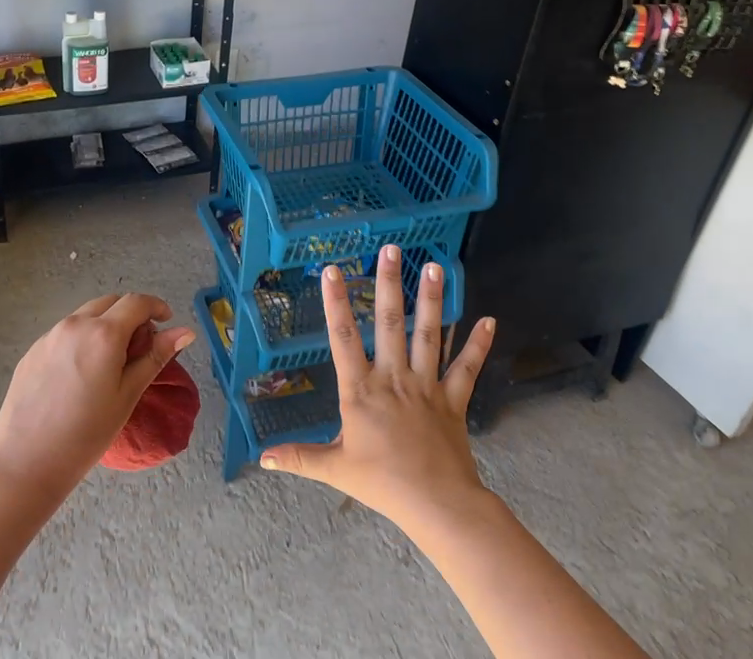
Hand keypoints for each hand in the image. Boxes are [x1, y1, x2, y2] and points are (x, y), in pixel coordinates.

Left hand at [0, 293, 195, 502]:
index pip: (136, 302)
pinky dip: (81, 340)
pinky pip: (64, 334)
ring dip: (104, 326)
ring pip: (85, 316)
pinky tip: (79, 376)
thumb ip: (155, 356)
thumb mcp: (129, 394)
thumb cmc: (88, 432)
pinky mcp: (32, 351)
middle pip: (109, 303)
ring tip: (109, 365)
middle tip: (139, 348)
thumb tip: (185, 331)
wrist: (28, 460)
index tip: (166, 321)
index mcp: (103, 334)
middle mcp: (74, 325)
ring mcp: (48, 336)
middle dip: (130, 315)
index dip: (156, 306)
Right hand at [259, 247, 498, 532]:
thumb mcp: (334, 468)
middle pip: (390, 324)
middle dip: (388, 284)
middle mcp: (393, 379)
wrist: (436, 502)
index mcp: (360, 391)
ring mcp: (426, 387)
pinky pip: (466, 369)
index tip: (333, 270)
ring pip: (428, 336)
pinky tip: (490, 320)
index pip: (343, 338)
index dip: (336, 303)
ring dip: (431, 300)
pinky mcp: (453, 401)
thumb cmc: (382, 483)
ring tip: (433, 266)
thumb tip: (263, 458)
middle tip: (390, 250)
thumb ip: (299, 457)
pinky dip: (478, 345)